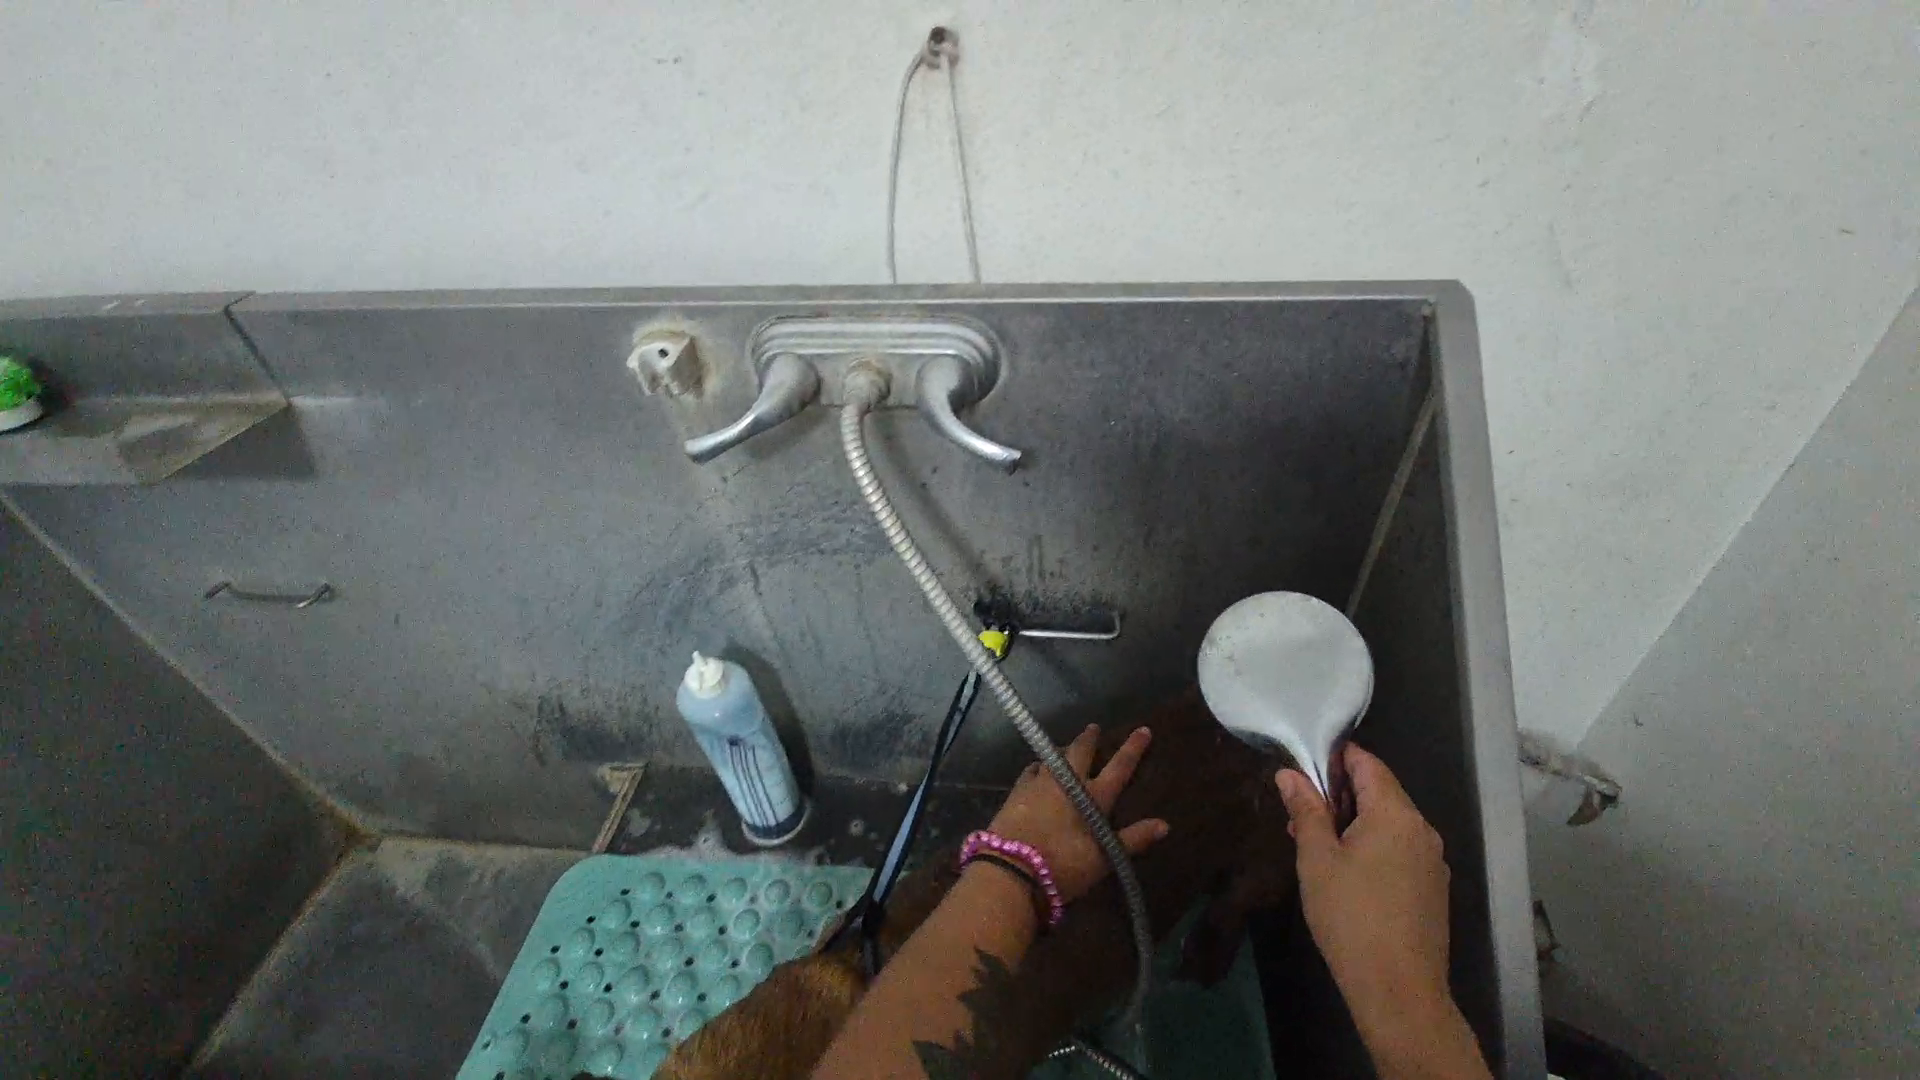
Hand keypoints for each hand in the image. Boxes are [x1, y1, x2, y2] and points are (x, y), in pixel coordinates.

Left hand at [986, 724, 1169, 902]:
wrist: (1010, 869)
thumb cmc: (1062, 866)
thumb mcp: (1103, 860)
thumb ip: (1133, 840)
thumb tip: (1165, 824)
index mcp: (1091, 797)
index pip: (1118, 768)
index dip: (1132, 749)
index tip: (1143, 729)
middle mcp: (1065, 783)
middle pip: (1080, 753)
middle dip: (1089, 739)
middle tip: (1093, 727)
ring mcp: (1038, 784)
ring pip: (1053, 758)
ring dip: (1063, 750)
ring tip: (1067, 747)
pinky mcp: (1016, 792)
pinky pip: (1031, 770)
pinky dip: (1039, 766)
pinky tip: (1037, 768)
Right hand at [1276, 745, 1462, 1060]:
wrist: (1398, 991)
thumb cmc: (1350, 916)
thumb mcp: (1316, 857)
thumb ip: (1306, 810)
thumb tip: (1290, 774)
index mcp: (1396, 815)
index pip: (1367, 764)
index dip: (1333, 758)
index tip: (1300, 770)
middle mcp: (1422, 830)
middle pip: (1379, 791)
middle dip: (1337, 795)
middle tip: (1298, 815)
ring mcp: (1431, 861)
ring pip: (1387, 822)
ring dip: (1350, 822)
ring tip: (1313, 845)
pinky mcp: (1431, 888)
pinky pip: (1398, 848)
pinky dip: (1369, 845)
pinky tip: (1343, 872)